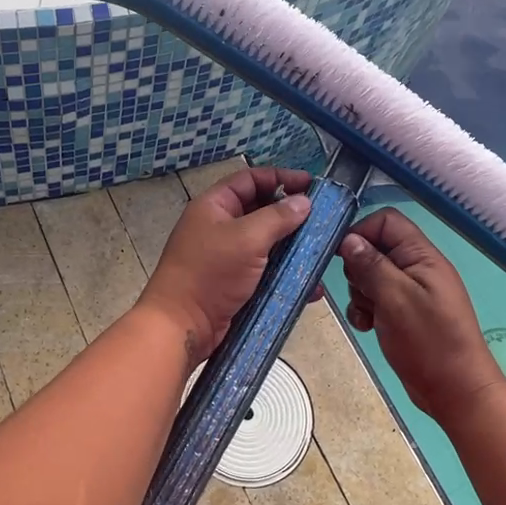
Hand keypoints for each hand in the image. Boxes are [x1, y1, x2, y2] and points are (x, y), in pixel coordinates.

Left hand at [137, 166, 314, 365]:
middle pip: (262, 212)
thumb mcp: (247, 239)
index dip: (280, 178)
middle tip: (323, 221)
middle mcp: (220, 227)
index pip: (250, 180)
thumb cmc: (210, 273)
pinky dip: (288, 277)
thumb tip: (304, 201)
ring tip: (322, 254)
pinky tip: (311, 286)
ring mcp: (228, 258)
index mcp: (214, 206)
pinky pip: (267, 273)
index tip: (311, 184)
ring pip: (268, 245)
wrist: (182, 326)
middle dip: (292, 217)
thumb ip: (278, 217)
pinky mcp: (236, 285)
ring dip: (294, 250)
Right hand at [338, 208, 505, 423]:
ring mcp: (411, 292)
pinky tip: (367, 327)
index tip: (342, 257)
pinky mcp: (404, 313)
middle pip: (375, 248)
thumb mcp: (395, 298)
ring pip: (371, 276)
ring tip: (367, 316)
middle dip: (359, 269)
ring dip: (360, 294)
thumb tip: (349, 239)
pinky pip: (376, 300)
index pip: (387, 222)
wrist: (455, 391)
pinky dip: (366, 310)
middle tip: (362, 293)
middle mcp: (417, 269)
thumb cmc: (428, 341)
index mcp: (422, 257)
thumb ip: (371, 265)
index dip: (362, 232)